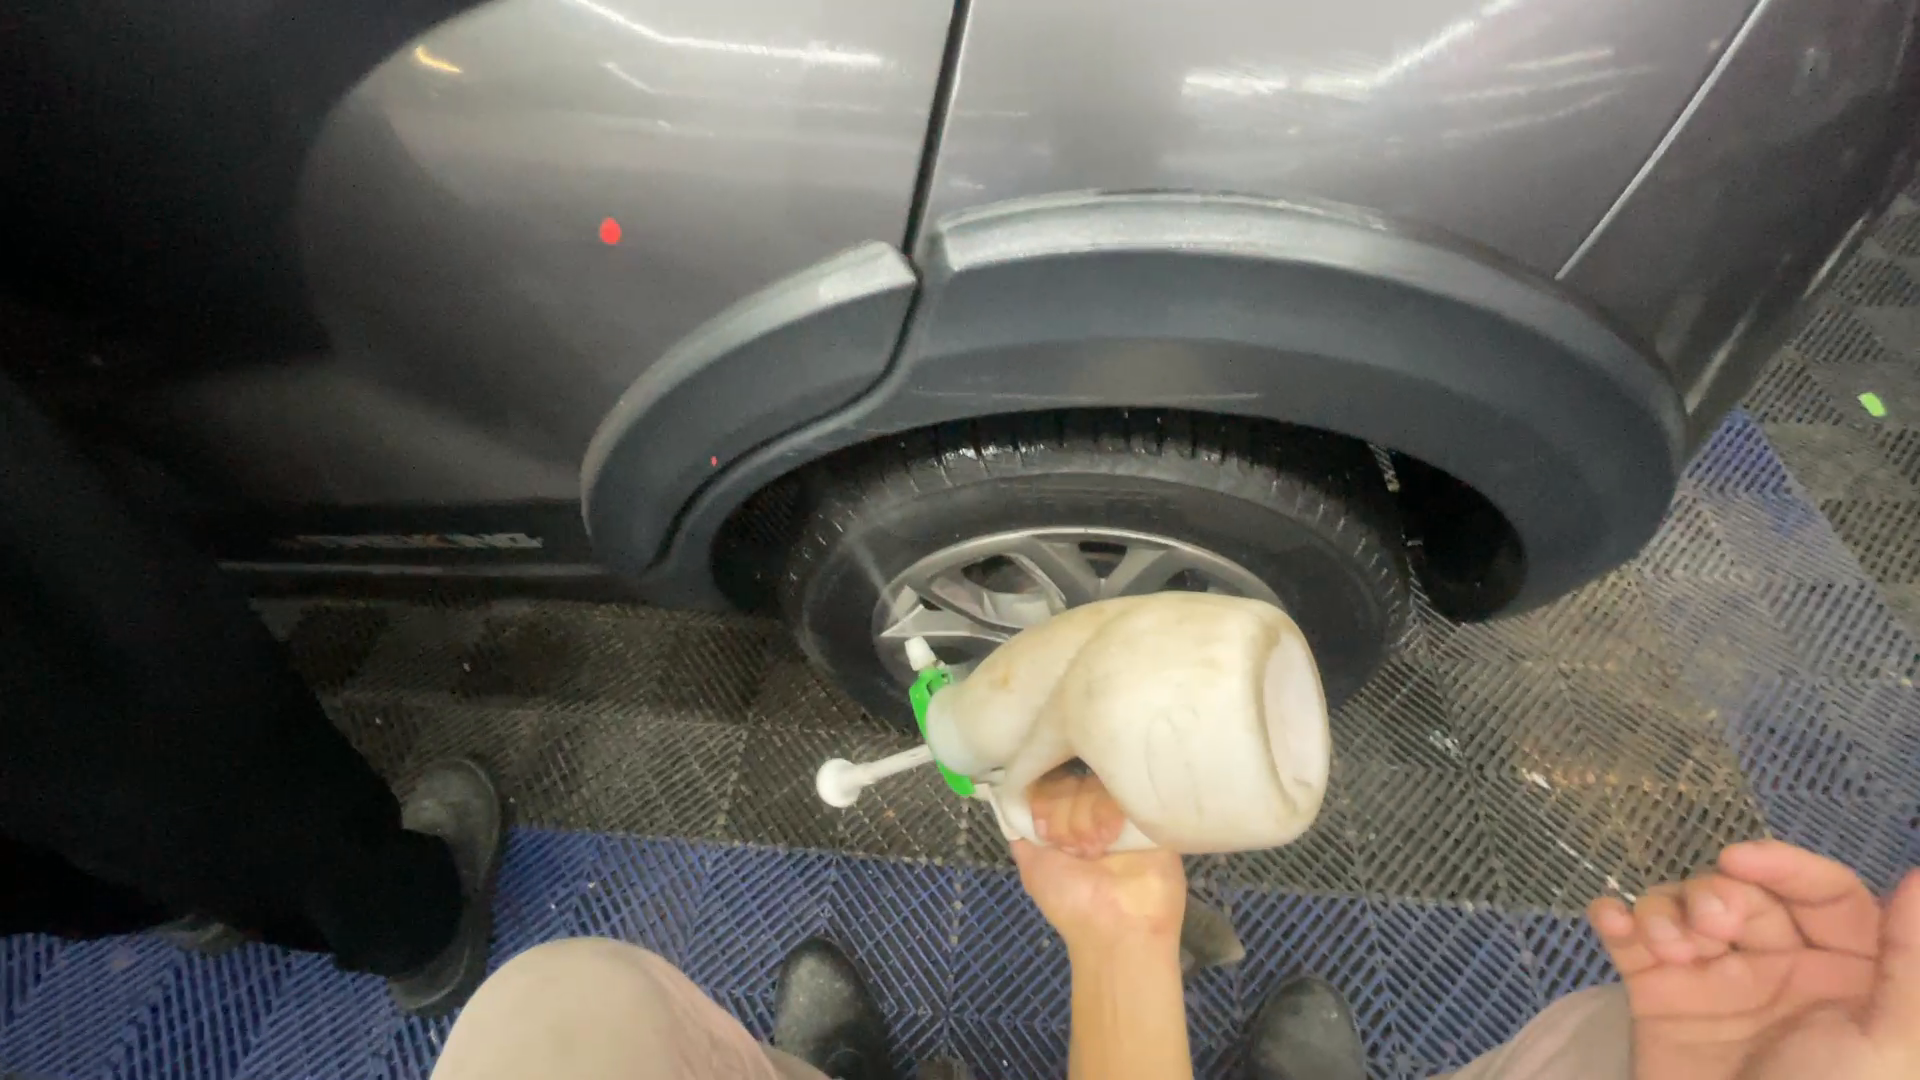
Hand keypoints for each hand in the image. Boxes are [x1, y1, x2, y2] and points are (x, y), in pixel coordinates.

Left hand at [1010, 768, 1185, 953]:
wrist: (1117, 929)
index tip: (1043, 830)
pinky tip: (1110, 839)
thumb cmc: (1071, 902)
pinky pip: (1122, 791)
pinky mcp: (1146, 814)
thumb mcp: (1033, 868)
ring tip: (1095, 851)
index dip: (1044, 802)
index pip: (1051, 786)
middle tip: (1072, 849)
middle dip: (1064, 816)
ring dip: (1085, 820)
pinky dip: (1108, 812)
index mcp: (1067, 823)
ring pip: (1094, 785)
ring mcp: (1120, 812)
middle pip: (1071, 783)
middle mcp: (1093, 814)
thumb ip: (1021, 833)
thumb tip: (1013, 805)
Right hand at [1587, 839, 1919, 1079]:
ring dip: (1661, 910)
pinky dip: (1613, 916)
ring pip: (1677, 904)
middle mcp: (1779, 968)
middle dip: (1711, 895)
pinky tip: (1614, 925)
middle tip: (1705, 927)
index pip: (1824, 896)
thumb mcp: (1890, 1047)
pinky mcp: (1651, 983)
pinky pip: (1624, 929)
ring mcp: (1708, 974)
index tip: (1739, 860)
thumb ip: (1910, 965)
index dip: (1783, 867)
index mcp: (1849, 980)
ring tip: (1664, 947)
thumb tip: (1919, 875)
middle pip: (1739, 894)